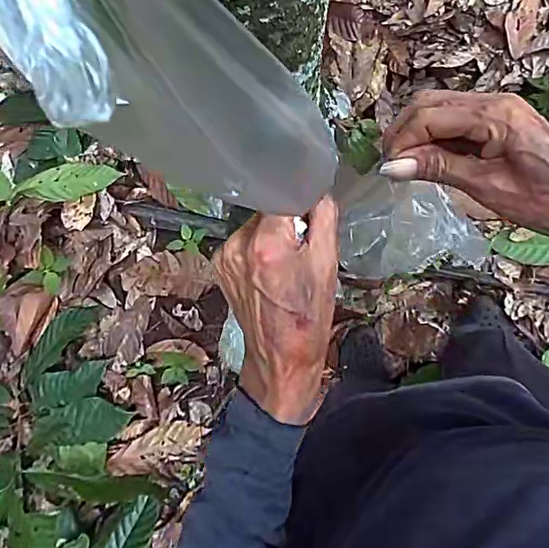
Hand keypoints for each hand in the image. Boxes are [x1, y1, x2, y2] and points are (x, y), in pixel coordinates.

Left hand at [214, 196, 339, 423]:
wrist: (281, 358)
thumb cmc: (310, 315)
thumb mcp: (328, 263)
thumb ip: (324, 217)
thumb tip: (317, 189)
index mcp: (267, 243)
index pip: (284, 194)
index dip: (302, 200)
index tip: (313, 213)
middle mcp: (239, 244)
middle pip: (269, 208)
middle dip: (288, 219)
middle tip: (303, 245)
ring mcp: (225, 255)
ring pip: (256, 223)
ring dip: (273, 232)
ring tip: (287, 262)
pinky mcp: (220, 264)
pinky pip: (245, 239)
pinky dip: (260, 245)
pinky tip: (271, 269)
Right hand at [380, 90, 548, 247]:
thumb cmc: (548, 201)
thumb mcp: (488, 188)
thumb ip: (439, 169)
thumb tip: (392, 166)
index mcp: (496, 114)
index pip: (430, 115)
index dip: (402, 139)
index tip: (387, 167)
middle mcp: (496, 101)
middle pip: (430, 103)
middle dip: (404, 131)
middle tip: (392, 165)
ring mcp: (500, 107)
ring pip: (441, 108)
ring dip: (419, 133)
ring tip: (408, 166)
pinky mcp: (501, 118)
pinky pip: (458, 119)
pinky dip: (438, 136)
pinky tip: (432, 160)